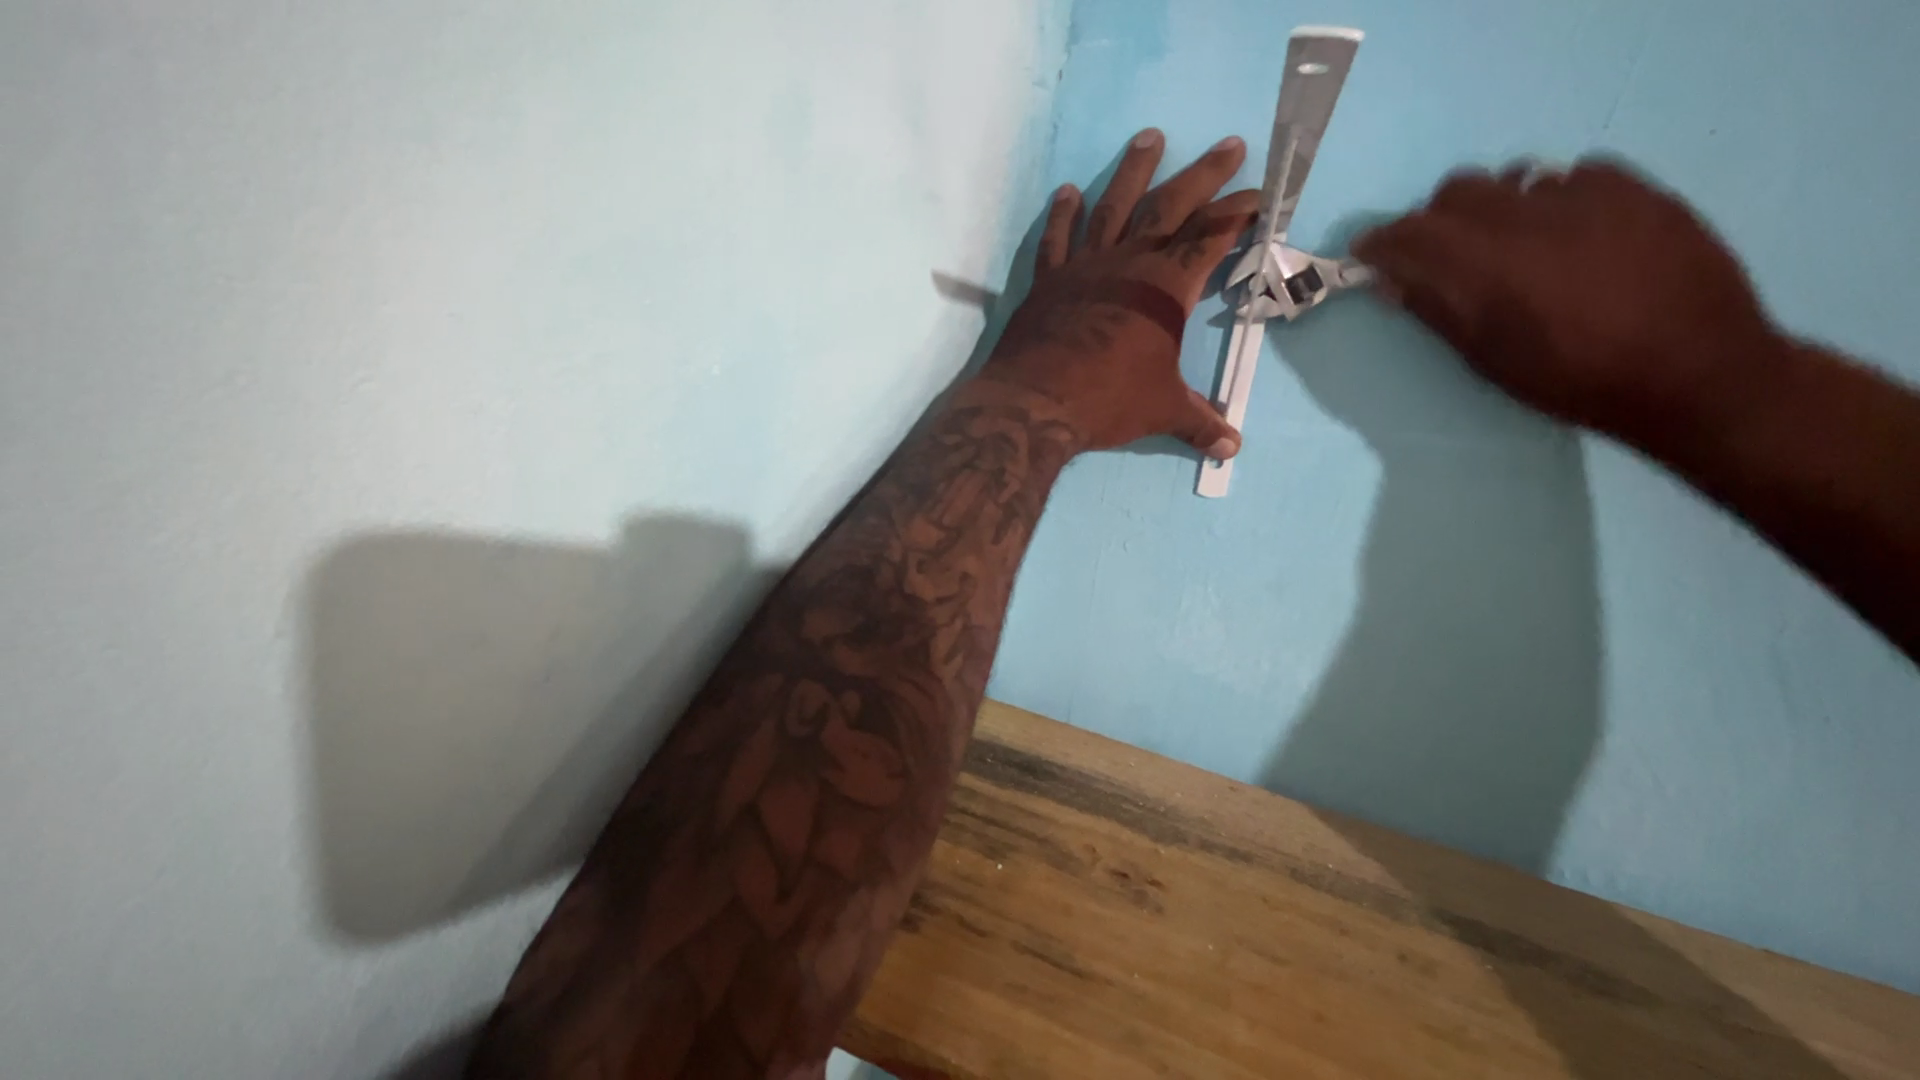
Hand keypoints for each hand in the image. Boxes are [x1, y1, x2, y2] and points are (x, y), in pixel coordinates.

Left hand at [974, 129, 1261, 458]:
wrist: (1036, 402)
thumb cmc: (1108, 400)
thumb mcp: (1162, 410)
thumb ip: (1199, 422)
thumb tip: (1233, 448)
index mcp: (1165, 287)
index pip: (1212, 237)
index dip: (1240, 213)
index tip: (1263, 194)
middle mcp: (1128, 264)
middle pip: (1171, 206)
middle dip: (1204, 174)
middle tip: (1229, 144)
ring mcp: (1084, 268)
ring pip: (1113, 206)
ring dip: (1133, 170)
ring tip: (1148, 136)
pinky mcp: (1047, 282)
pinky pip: (1057, 239)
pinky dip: (1062, 215)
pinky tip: (1067, 192)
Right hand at [1355, 159, 1782, 446]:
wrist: (1694, 372)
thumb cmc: (1575, 380)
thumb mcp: (1488, 359)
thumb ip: (1436, 310)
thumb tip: (1390, 280)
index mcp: (1484, 264)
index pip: (1410, 231)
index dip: (1381, 241)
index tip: (1369, 255)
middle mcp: (1528, 215)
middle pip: (1457, 191)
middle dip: (1437, 219)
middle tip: (1444, 255)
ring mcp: (1587, 195)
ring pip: (1515, 178)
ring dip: (1498, 207)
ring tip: (1517, 244)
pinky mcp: (1638, 188)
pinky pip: (1575, 175)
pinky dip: (1557, 199)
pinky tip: (1574, 234)